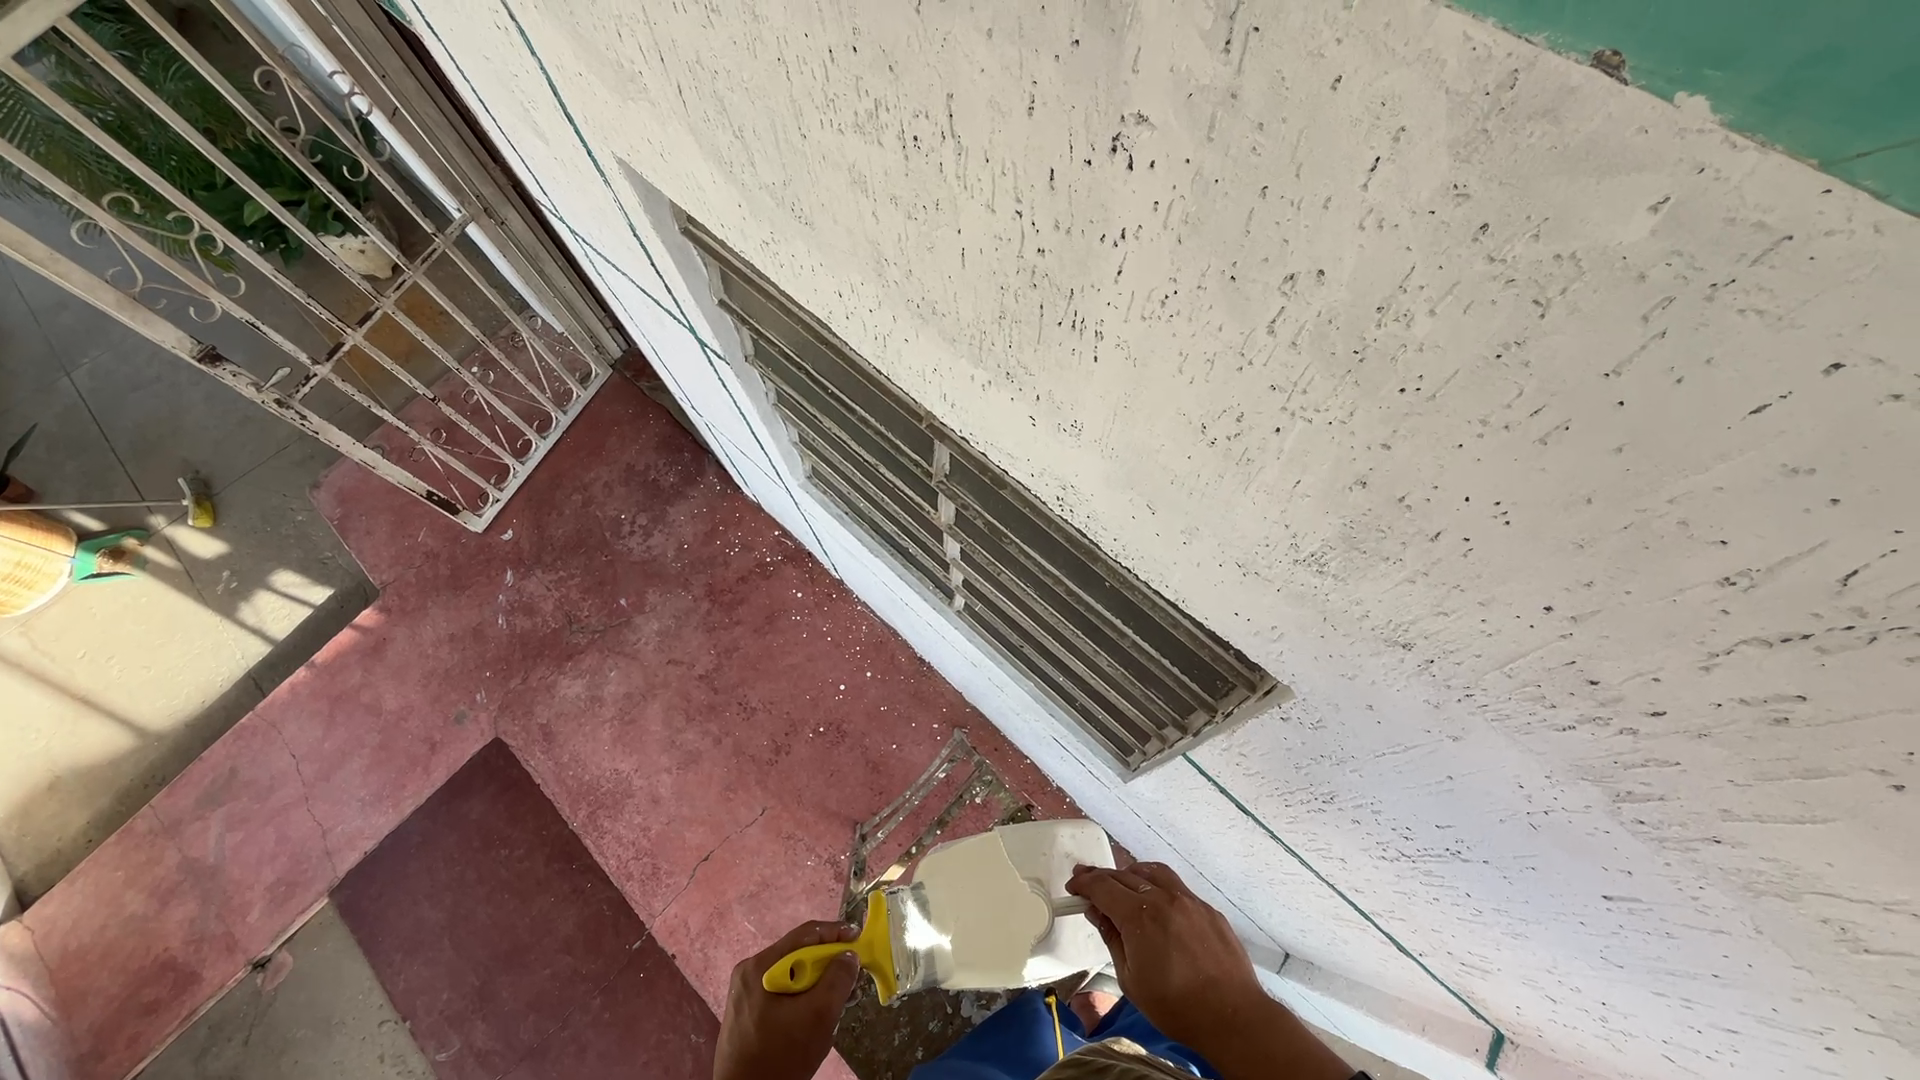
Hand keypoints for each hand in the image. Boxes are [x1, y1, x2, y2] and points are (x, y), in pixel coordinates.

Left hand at [713, 920, 859, 1079]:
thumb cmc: (781, 1056)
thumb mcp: (819, 1016)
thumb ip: (838, 980)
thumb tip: (849, 954)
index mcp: (761, 965)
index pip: (805, 934)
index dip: (836, 933)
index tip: (859, 939)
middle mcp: (750, 971)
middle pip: (798, 954)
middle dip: (827, 962)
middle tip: (851, 976)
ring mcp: (746, 991)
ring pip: (792, 973)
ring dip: (817, 981)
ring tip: (835, 1000)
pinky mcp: (747, 1010)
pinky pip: (781, 989)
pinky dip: (802, 995)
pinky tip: (814, 1014)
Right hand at [1066, 862, 1268, 1047]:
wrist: (1232, 1016)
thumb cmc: (1177, 1006)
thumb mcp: (1130, 979)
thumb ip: (1112, 939)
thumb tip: (1097, 913)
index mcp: (1139, 916)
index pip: (1102, 886)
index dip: (1083, 882)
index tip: (1073, 886)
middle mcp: (1164, 899)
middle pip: (1124, 875)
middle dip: (1101, 877)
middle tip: (1087, 881)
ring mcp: (1190, 901)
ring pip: (1153, 871)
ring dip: (1131, 874)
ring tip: (1121, 884)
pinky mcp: (1208, 910)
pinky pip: (1177, 886)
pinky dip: (1158, 886)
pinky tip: (1157, 903)